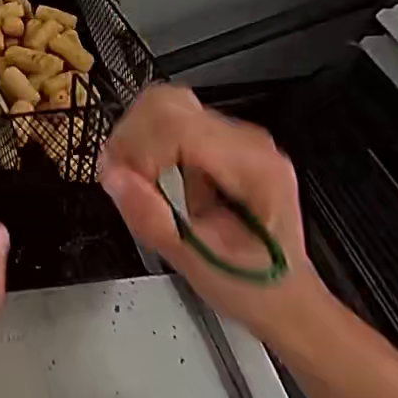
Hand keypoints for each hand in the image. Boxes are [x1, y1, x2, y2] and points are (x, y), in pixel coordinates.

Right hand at [98, 85, 330, 347]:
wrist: (283, 294)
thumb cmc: (254, 286)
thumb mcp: (199, 265)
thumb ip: (153, 220)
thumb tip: (114, 177)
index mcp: (254, 167)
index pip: (177, 126)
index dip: (139, 152)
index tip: (128, 186)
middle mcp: (246, 141)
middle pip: (165, 103)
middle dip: (131, 139)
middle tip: (124, 181)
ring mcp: (231, 135)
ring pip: (161, 106)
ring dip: (136, 142)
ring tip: (139, 184)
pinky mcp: (215, 138)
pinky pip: (165, 120)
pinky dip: (144, 145)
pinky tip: (154, 182)